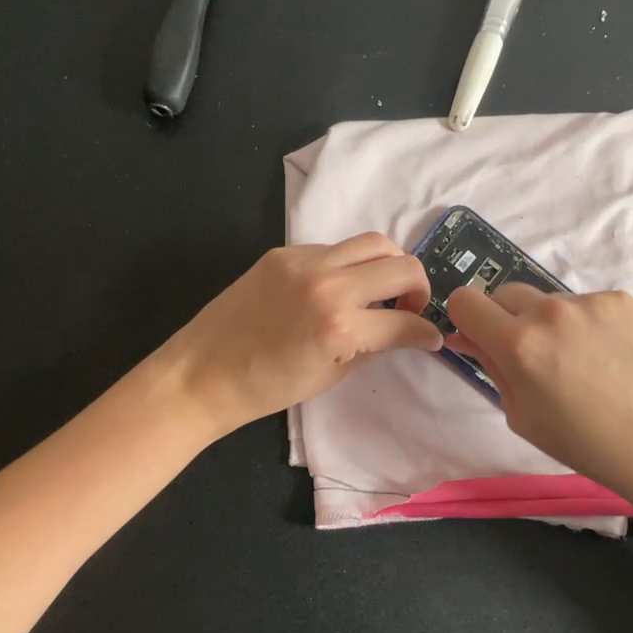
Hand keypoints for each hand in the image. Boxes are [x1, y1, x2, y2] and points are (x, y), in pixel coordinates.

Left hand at [152, 233, 442, 436]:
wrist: (202, 374)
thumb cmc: (265, 389)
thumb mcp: (329, 375)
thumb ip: (367, 346)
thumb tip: (393, 331)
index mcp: (341, 326)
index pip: (405, 321)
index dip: (426, 333)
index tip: (431, 337)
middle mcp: (328, 284)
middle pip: (401, 265)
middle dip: (419, 287)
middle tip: (410, 307)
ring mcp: (304, 262)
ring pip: (371, 243)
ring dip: (388, 265)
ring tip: (380, 290)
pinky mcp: (282, 253)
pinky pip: (332, 248)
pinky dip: (348, 265)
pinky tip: (337, 288)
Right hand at [444, 283, 632, 501]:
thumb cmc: (579, 441)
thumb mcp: (518, 413)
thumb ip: (490, 366)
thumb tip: (467, 336)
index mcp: (518, 343)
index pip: (465, 301)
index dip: (466, 320)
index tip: (479, 339)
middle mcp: (550, 311)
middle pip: (503, 294)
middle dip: (504, 319)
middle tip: (528, 357)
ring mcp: (589, 301)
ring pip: (546, 300)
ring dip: (546, 322)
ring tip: (575, 361)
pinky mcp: (620, 299)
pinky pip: (582, 303)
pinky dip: (581, 323)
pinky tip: (602, 355)